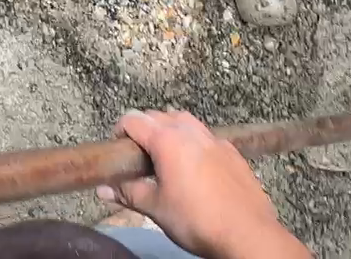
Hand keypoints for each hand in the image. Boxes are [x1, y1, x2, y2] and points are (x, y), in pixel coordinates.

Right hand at [96, 111, 308, 258]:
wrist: (249, 235)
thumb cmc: (196, 220)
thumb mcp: (157, 209)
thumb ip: (128, 193)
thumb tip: (101, 189)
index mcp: (166, 139)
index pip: (132, 119)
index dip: (119, 131)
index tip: (118, 152)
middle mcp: (188, 129)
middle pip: (157, 115)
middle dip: (144, 130)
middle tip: (140, 158)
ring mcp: (213, 137)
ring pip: (183, 120)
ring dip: (169, 130)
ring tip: (168, 157)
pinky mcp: (232, 150)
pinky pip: (205, 135)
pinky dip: (194, 142)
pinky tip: (198, 168)